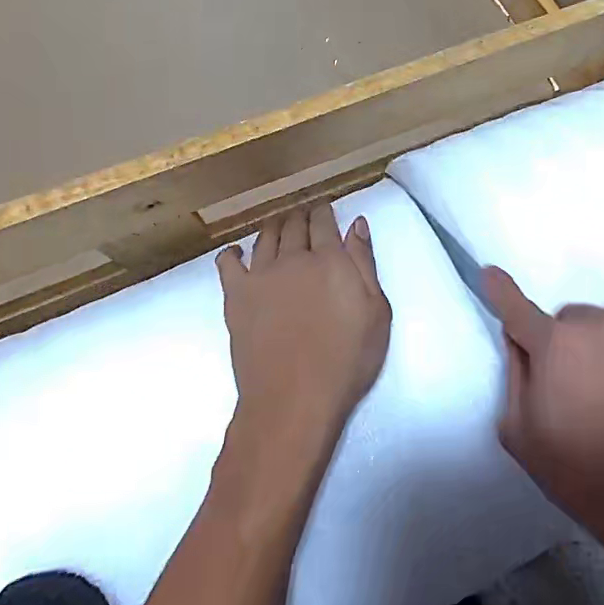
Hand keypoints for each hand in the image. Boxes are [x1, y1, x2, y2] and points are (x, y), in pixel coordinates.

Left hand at [216, 203, 390, 445]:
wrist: (294, 396)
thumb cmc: (346, 360)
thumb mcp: (376, 313)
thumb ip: (364, 264)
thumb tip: (356, 224)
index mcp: (329, 260)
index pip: (324, 223)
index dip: (324, 212)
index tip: (324, 208)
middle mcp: (292, 258)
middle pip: (294, 225)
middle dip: (300, 216)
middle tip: (302, 214)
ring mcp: (260, 275)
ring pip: (265, 238)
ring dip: (273, 227)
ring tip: (277, 225)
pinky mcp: (236, 295)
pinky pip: (228, 263)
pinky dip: (232, 253)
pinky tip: (236, 252)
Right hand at [483, 266, 603, 540]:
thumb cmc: (589, 474)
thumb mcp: (523, 436)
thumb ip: (515, 379)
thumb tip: (520, 345)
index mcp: (558, 342)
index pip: (517, 307)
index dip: (500, 291)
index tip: (489, 273)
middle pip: (567, 322)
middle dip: (561, 346)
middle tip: (569, 395)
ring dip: (598, 354)